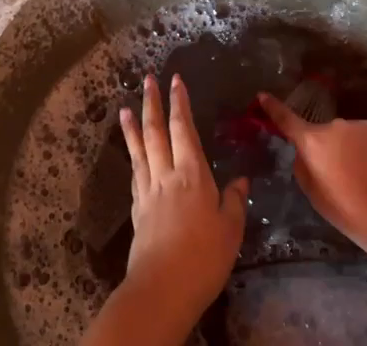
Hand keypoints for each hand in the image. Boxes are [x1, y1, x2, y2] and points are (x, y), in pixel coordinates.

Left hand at [119, 74, 248, 315]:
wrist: (163, 286)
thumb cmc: (204, 257)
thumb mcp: (231, 229)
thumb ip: (234, 201)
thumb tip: (241, 180)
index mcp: (192, 174)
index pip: (183, 129)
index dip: (179, 103)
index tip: (176, 81)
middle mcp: (166, 175)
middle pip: (156, 132)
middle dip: (152, 103)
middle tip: (147, 79)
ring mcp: (148, 191)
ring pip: (139, 149)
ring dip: (133, 126)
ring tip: (125, 107)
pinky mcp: (138, 210)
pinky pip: (135, 173)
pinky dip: (132, 157)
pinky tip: (132, 155)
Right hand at [257, 91, 366, 258]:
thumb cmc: (350, 213)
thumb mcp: (315, 195)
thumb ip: (303, 166)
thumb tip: (305, 152)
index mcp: (315, 141)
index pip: (287, 119)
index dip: (273, 107)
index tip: (262, 95)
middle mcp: (338, 126)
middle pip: (326, 133)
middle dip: (330, 148)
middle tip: (342, 175)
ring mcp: (366, 127)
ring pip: (352, 135)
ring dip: (353, 149)